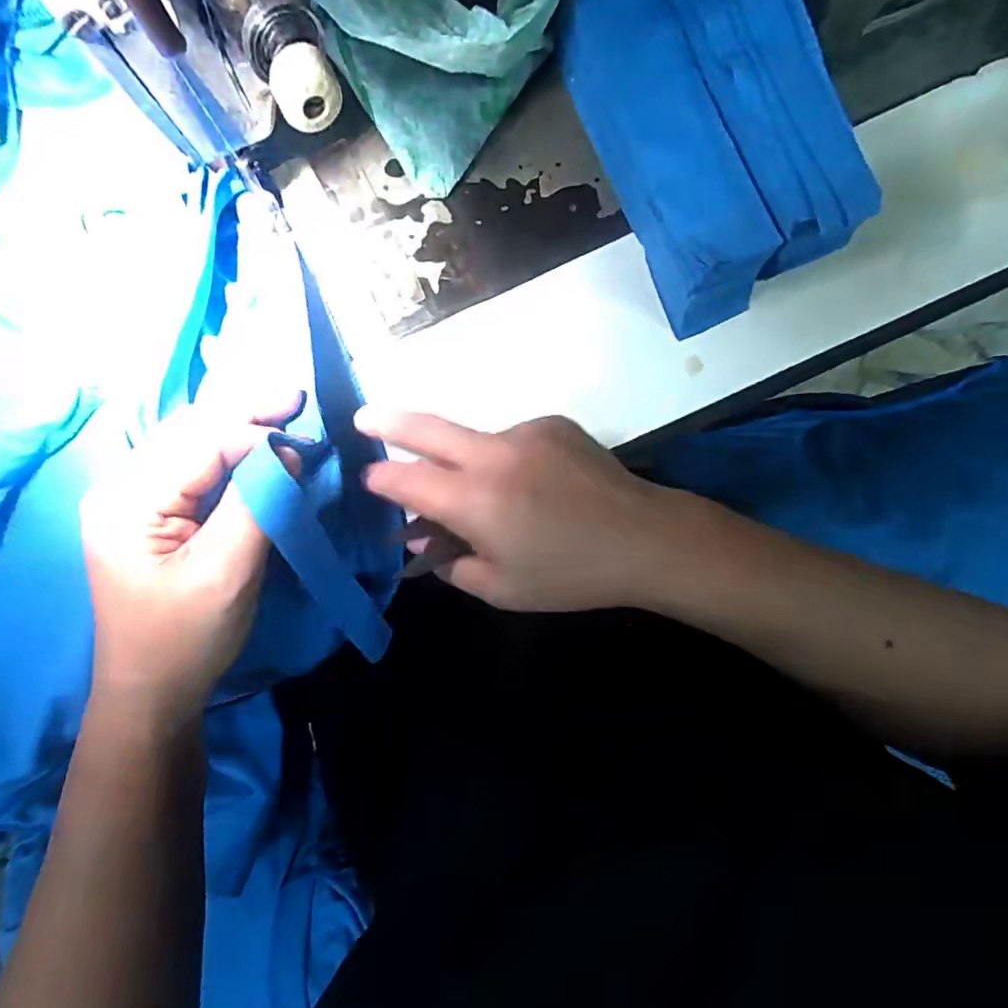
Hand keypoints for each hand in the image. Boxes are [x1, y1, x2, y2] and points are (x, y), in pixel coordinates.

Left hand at [80, 395, 303, 705]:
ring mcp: (132, 501)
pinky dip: (228, 456)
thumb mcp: (226, 572)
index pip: (198, 444)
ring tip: (281, 413)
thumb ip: (256, 505)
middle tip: (295, 398)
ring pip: (190, 446)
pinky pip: (191, 470)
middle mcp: (121, 489)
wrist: (151, 692)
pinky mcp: (149, 516)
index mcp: (127, 501)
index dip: (253, 435)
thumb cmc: (186, 638)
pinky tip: (254, 448)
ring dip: (237, 431)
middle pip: (188, 433)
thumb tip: (286, 453)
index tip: (303, 441)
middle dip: (244, 415)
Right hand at [354, 408, 682, 611]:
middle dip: (388, 422)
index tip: (368, 480)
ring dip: (467, 461)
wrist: (645, 538)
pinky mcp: (553, 424)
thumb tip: (419, 538)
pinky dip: (509, 461)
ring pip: (475, 441)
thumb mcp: (502, 588)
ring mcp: (525, 432)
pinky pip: (513, 441)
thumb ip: (450, 563)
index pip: (407, 479)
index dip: (381, 479)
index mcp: (475, 500)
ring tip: (503, 502)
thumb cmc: (570, 575)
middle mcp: (493, 455)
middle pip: (427, 428)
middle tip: (362, 418)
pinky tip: (538, 488)